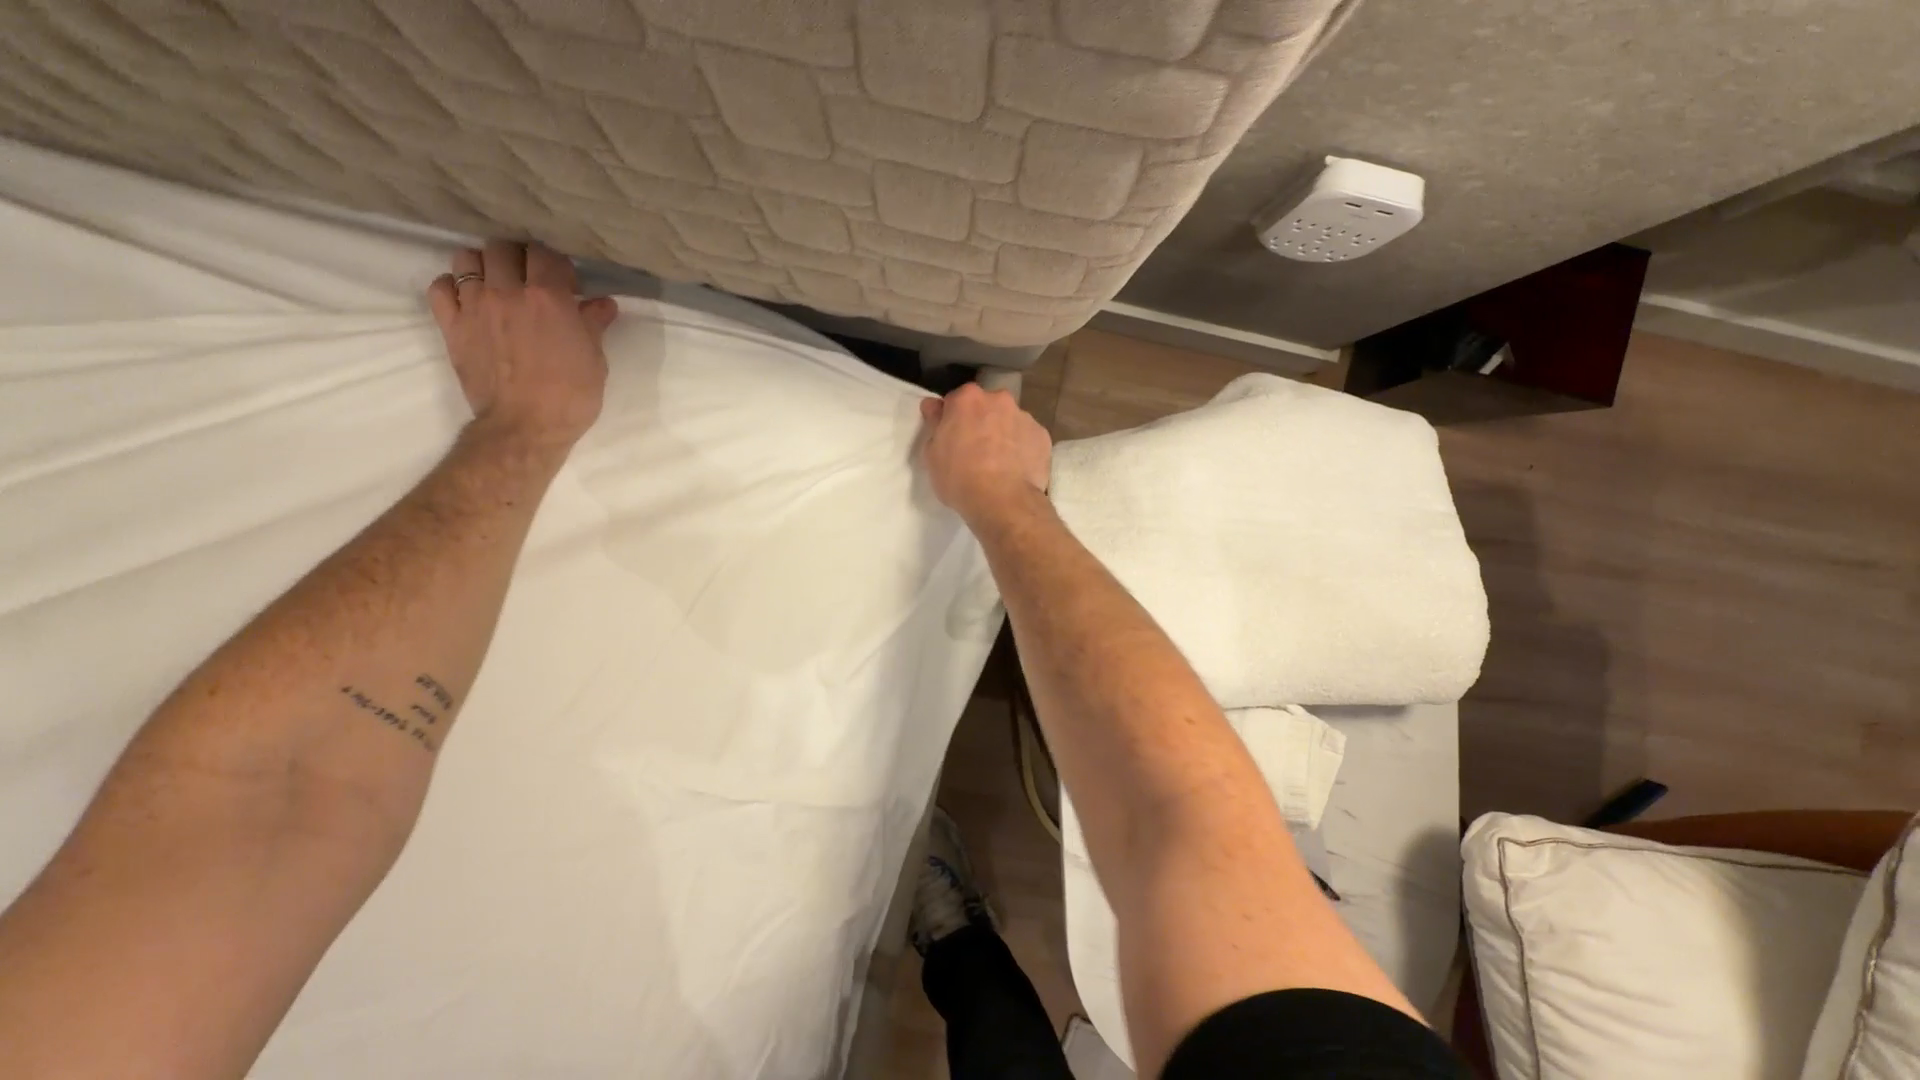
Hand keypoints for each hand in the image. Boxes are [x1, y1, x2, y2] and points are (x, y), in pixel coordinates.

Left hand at [427, 240, 617, 452]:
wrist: (525, 427)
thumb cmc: (570, 397)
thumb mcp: (594, 360)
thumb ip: (593, 325)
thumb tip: (602, 305)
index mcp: (548, 297)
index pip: (545, 254)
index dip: (556, 264)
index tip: (566, 284)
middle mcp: (507, 292)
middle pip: (503, 248)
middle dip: (519, 258)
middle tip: (529, 278)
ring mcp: (475, 307)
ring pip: (467, 259)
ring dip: (483, 265)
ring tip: (496, 284)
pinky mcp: (452, 327)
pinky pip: (440, 288)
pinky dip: (452, 287)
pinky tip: (467, 299)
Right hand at [918, 383, 1051, 526]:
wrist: (1002, 501)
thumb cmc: (959, 477)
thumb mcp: (932, 454)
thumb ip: (934, 424)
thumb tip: (934, 406)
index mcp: (967, 399)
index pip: (955, 401)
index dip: (952, 419)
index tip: (951, 437)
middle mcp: (998, 399)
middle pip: (986, 406)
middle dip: (980, 421)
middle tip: (975, 450)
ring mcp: (1024, 416)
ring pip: (1009, 421)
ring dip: (1003, 433)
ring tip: (999, 463)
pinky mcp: (1042, 436)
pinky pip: (1027, 437)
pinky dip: (1021, 448)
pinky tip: (1016, 468)